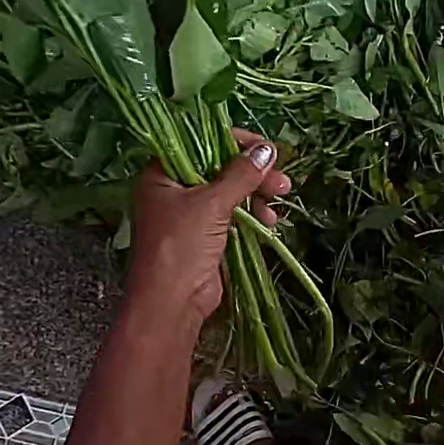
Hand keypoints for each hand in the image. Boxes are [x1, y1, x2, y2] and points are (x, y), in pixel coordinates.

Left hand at [125, 131, 292, 322]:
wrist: (172, 302)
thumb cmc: (180, 246)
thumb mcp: (211, 204)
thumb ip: (240, 175)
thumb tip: (267, 150)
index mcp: (161, 174)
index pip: (199, 142)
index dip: (233, 142)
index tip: (265, 148)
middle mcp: (174, 190)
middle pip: (219, 168)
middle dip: (252, 173)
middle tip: (281, 181)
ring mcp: (190, 214)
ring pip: (229, 193)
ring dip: (256, 195)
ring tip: (279, 201)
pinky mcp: (206, 235)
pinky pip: (233, 215)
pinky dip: (252, 214)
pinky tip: (269, 220)